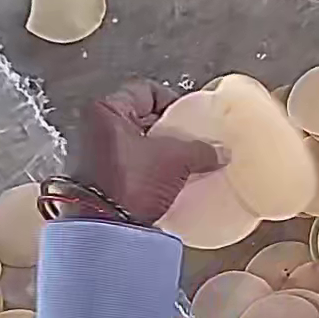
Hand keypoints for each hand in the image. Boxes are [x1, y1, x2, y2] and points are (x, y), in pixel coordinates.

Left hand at [67, 81, 223, 221]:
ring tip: (188, 161)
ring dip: (166, 150)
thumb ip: (202, 150)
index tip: (191, 119)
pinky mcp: (106, 176)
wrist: (110, 226)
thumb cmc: (132, 182)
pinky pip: (139, 163)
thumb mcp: (175, 159)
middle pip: (145, 117)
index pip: (148, 91)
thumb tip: (220, 152)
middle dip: (172, 130)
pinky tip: (175, 178)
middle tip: (194, 141)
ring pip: (143, 141)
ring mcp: (100, 152)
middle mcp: (98, 126)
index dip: (174, 102)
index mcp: (107, 109)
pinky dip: (157, 167)